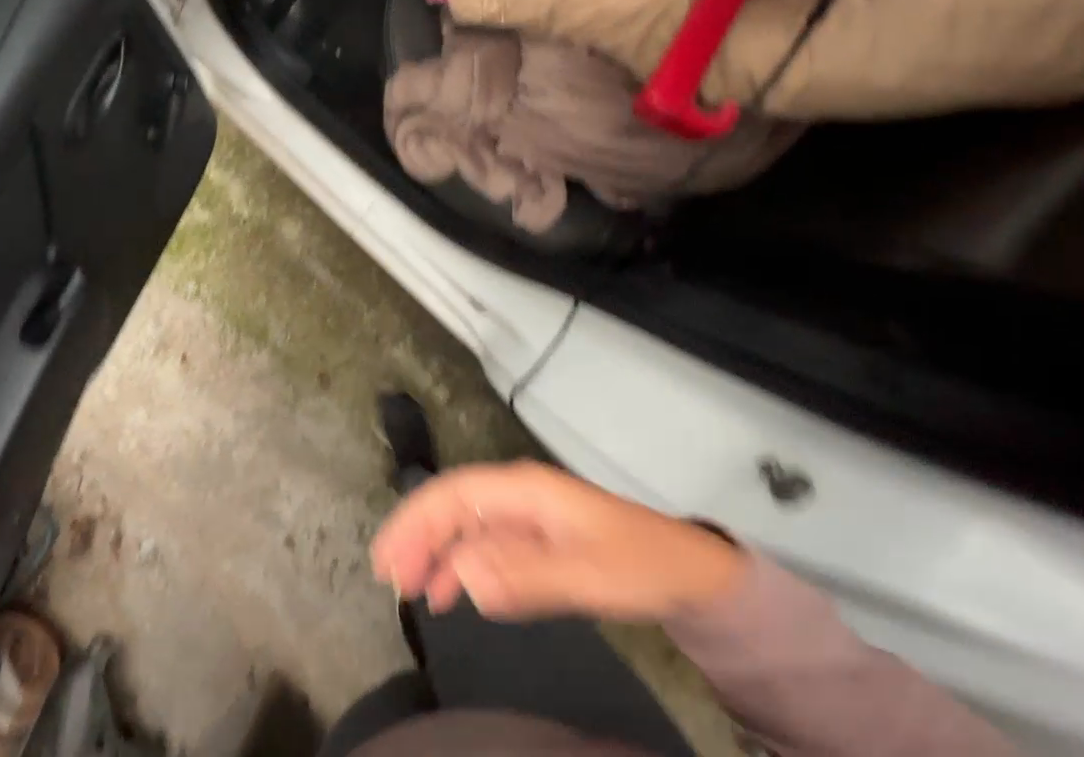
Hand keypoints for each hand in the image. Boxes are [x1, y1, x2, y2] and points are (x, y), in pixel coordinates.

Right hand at [369, 461, 746, 622]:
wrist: (695, 576)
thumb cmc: (644, 565)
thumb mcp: (589, 574)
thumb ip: (525, 576)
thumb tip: (462, 580)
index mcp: (524, 491)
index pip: (451, 496)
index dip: (414, 522)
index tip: (388, 558)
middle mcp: (516, 497)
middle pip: (450, 509)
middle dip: (416, 538)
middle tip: (390, 579)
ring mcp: (524, 519)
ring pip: (462, 529)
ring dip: (434, 555)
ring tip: (412, 591)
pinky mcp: (533, 543)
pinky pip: (483, 550)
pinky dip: (460, 568)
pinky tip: (450, 594)